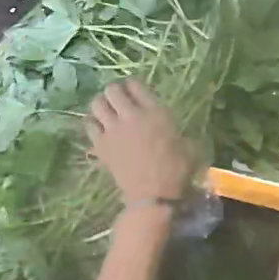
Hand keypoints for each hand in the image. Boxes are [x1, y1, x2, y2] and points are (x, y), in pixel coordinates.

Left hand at [87, 80, 193, 207]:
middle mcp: (130, 115)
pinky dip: (93, 123)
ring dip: (101, 104)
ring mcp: (113, 129)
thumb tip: (181, 135)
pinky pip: (90, 125)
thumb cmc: (175, 170)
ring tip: (106, 110)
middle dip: (114, 91)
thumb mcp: (189, 146)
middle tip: (118, 99)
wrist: (153, 195)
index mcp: (154, 111)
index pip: (135, 84)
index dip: (133, 85)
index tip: (134, 90)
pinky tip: (100, 128)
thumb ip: (182, 134)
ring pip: (97, 103)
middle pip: (112, 89)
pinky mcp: (101, 145)